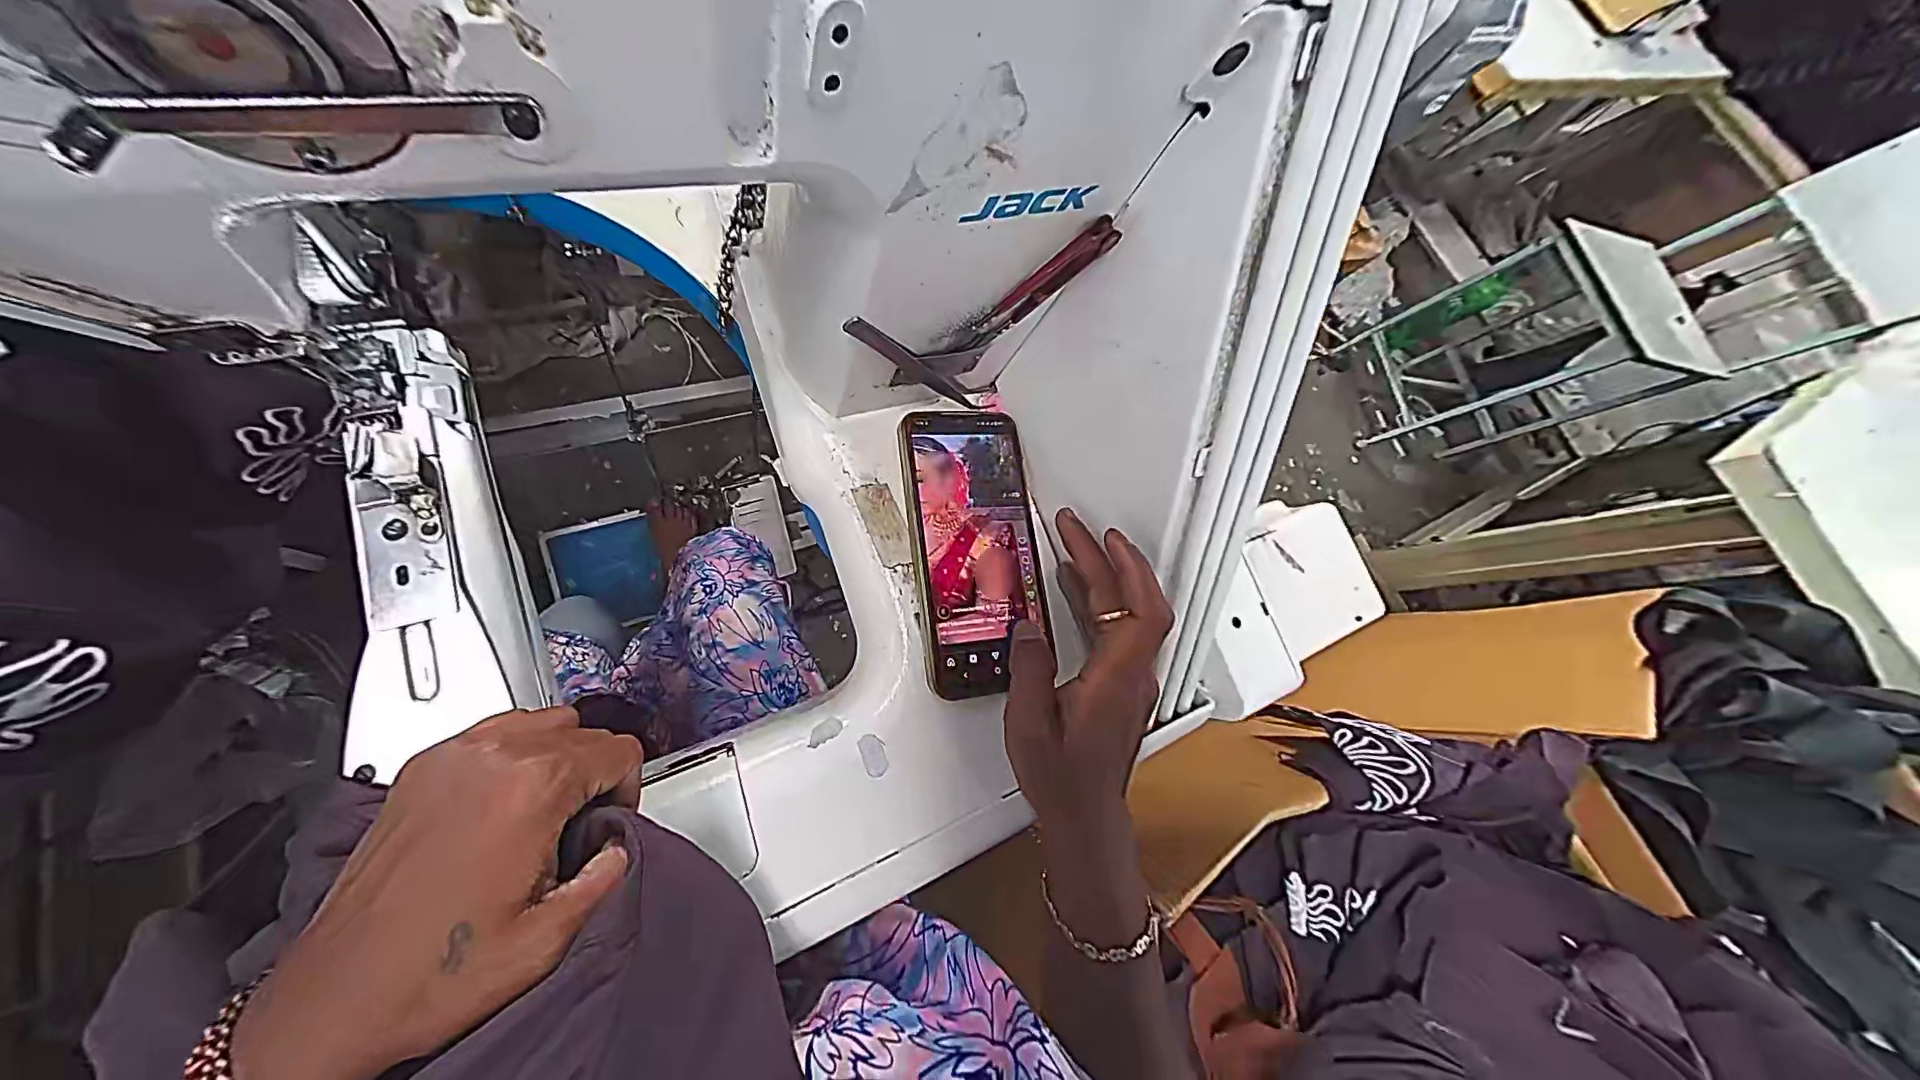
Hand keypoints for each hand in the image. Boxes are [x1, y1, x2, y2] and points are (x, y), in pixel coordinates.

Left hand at [232, 707, 642, 1079]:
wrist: (328, 1006)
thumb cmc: (424, 977)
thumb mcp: (546, 938)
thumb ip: (604, 878)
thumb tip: (616, 848)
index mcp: (531, 788)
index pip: (618, 750)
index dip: (628, 787)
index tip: (612, 819)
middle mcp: (490, 759)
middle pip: (584, 731)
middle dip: (596, 772)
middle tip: (583, 821)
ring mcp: (449, 760)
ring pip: (541, 720)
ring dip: (559, 754)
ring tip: (546, 807)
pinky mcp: (418, 773)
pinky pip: (494, 732)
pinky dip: (515, 752)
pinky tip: (506, 800)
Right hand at [1004, 508, 1173, 943]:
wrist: (1085, 815)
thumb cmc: (1062, 779)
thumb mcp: (1030, 724)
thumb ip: (1030, 669)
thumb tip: (1028, 625)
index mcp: (1115, 680)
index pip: (1134, 609)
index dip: (1122, 566)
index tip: (1096, 536)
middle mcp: (1133, 676)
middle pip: (1139, 602)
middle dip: (1114, 558)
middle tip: (1080, 530)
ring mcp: (1133, 680)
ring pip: (1135, 614)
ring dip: (1111, 577)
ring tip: (1078, 550)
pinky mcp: (1124, 685)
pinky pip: (1122, 630)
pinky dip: (1104, 601)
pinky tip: (1078, 592)